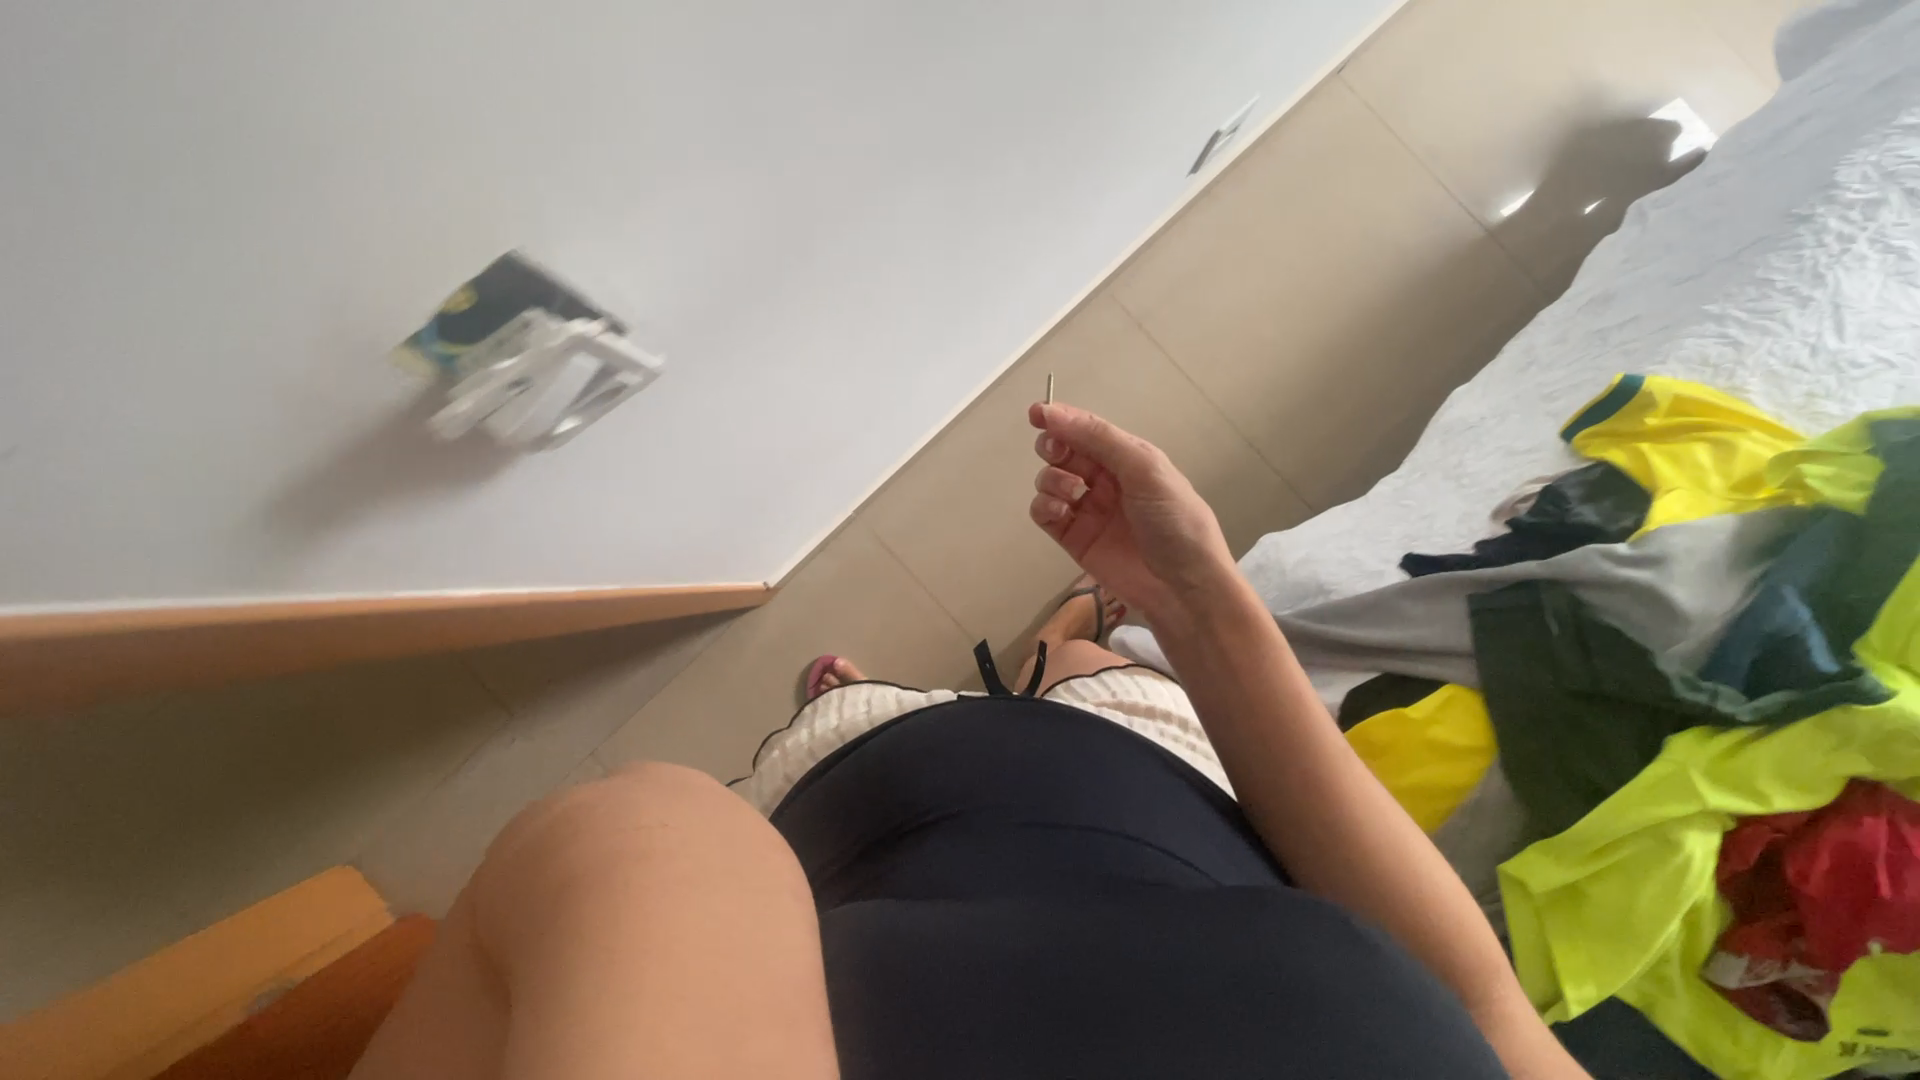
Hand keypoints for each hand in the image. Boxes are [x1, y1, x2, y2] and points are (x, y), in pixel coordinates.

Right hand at [1027, 402, 1241, 626]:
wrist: (1184, 588)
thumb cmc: (1174, 521)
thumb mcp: (1144, 468)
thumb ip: (1097, 438)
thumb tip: (1050, 412)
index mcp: (1128, 458)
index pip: (1087, 430)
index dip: (1061, 419)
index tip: (1036, 414)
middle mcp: (1106, 480)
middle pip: (1064, 453)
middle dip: (1054, 448)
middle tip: (1056, 454)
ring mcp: (1089, 510)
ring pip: (1050, 481)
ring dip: (1052, 480)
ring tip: (1071, 494)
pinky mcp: (1074, 539)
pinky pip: (1045, 513)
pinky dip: (1045, 507)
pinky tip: (1061, 513)